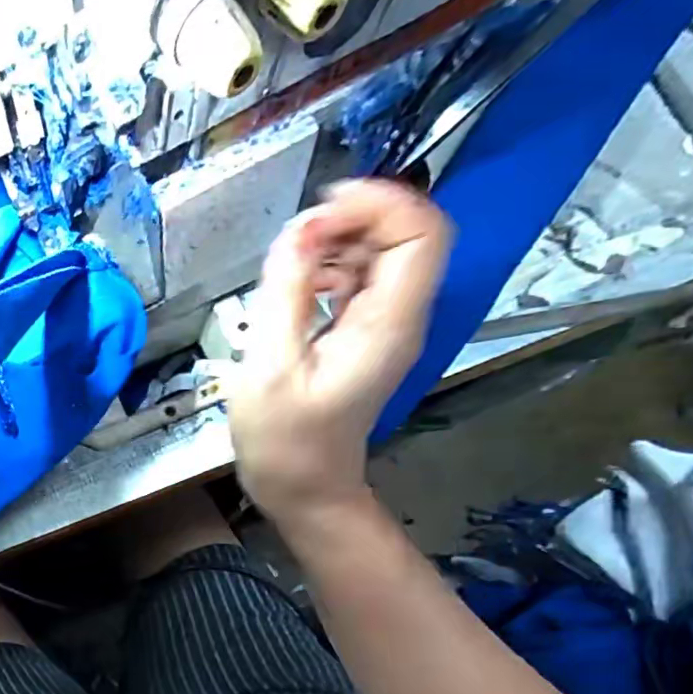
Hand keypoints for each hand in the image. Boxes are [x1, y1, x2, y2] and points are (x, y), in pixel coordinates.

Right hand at [227, 180, 451, 524]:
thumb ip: (286, 295)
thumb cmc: (284, 441)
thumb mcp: (271, 369)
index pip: (421, 232)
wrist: (303, 489)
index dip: (379, 203)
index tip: (320, 211)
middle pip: (402, 236)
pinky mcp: (360, 336)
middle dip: (350, 220)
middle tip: (292, 240)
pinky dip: (326, 270)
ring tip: (285, 266)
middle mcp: (397, 317)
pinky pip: (356, 282)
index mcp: (387, 324)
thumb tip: (299, 231)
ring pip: (378, 255)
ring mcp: (381, 326)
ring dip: (334, 244)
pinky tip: (293, 289)